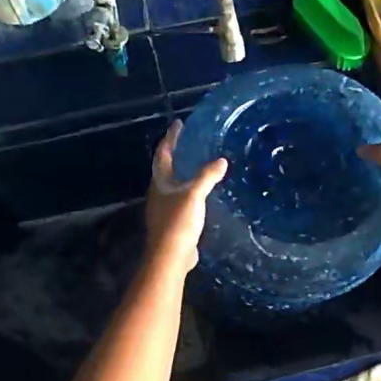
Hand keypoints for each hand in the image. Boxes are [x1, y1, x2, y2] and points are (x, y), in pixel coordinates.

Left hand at [145, 121, 227, 270]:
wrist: (170, 256)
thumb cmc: (178, 220)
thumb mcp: (194, 194)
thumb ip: (207, 176)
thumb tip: (221, 160)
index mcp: (160, 181)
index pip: (163, 153)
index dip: (171, 138)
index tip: (178, 124)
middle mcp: (158, 192)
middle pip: (164, 167)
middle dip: (175, 154)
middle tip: (188, 142)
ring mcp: (163, 208)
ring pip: (172, 184)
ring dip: (182, 172)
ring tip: (196, 165)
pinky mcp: (172, 221)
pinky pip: (180, 199)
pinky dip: (189, 190)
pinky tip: (201, 193)